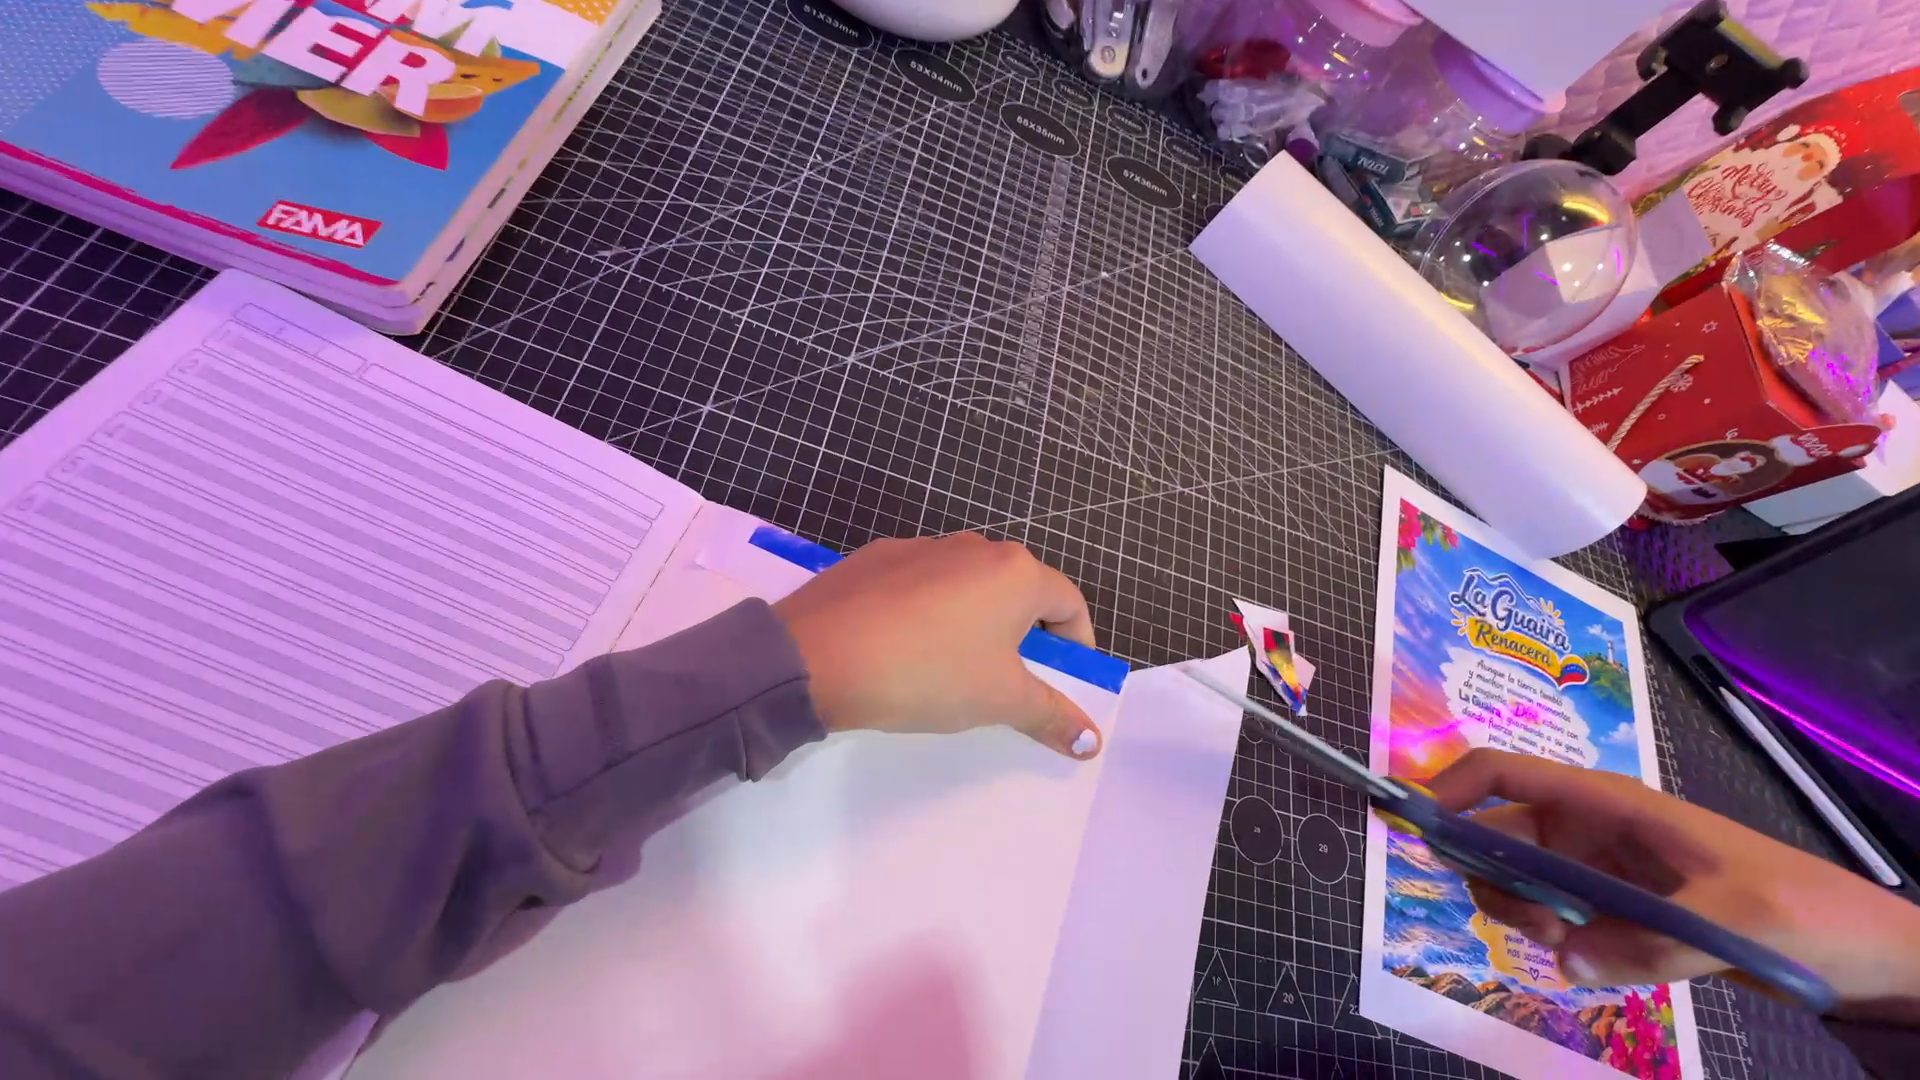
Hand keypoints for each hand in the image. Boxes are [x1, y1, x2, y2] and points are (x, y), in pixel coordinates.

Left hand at [772, 533, 1103, 759]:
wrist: (816, 655)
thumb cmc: (927, 673)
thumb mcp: (998, 700)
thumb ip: (1051, 715)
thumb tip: (1092, 741)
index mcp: (1016, 572)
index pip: (1069, 604)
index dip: (1076, 646)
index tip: (1063, 682)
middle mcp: (974, 547)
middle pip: (1019, 592)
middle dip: (1024, 637)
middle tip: (1007, 682)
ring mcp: (922, 547)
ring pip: (968, 586)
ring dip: (976, 623)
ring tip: (951, 668)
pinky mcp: (878, 557)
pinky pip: (923, 585)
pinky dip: (930, 613)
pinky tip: (904, 648)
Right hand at [1424, 748, 1919, 1020]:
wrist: (1870, 953)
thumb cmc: (1809, 912)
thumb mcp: (1748, 922)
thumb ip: (1655, 941)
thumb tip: (1566, 962)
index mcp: (1604, 801)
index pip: (1501, 773)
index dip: (1447, 786)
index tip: (1412, 822)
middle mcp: (1582, 827)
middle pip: (1492, 832)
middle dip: (1489, 874)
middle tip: (1535, 926)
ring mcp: (1590, 868)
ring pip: (1510, 875)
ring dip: (1516, 910)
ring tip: (1568, 947)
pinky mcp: (1603, 906)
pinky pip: (1545, 914)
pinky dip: (1547, 937)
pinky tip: (1585, 960)